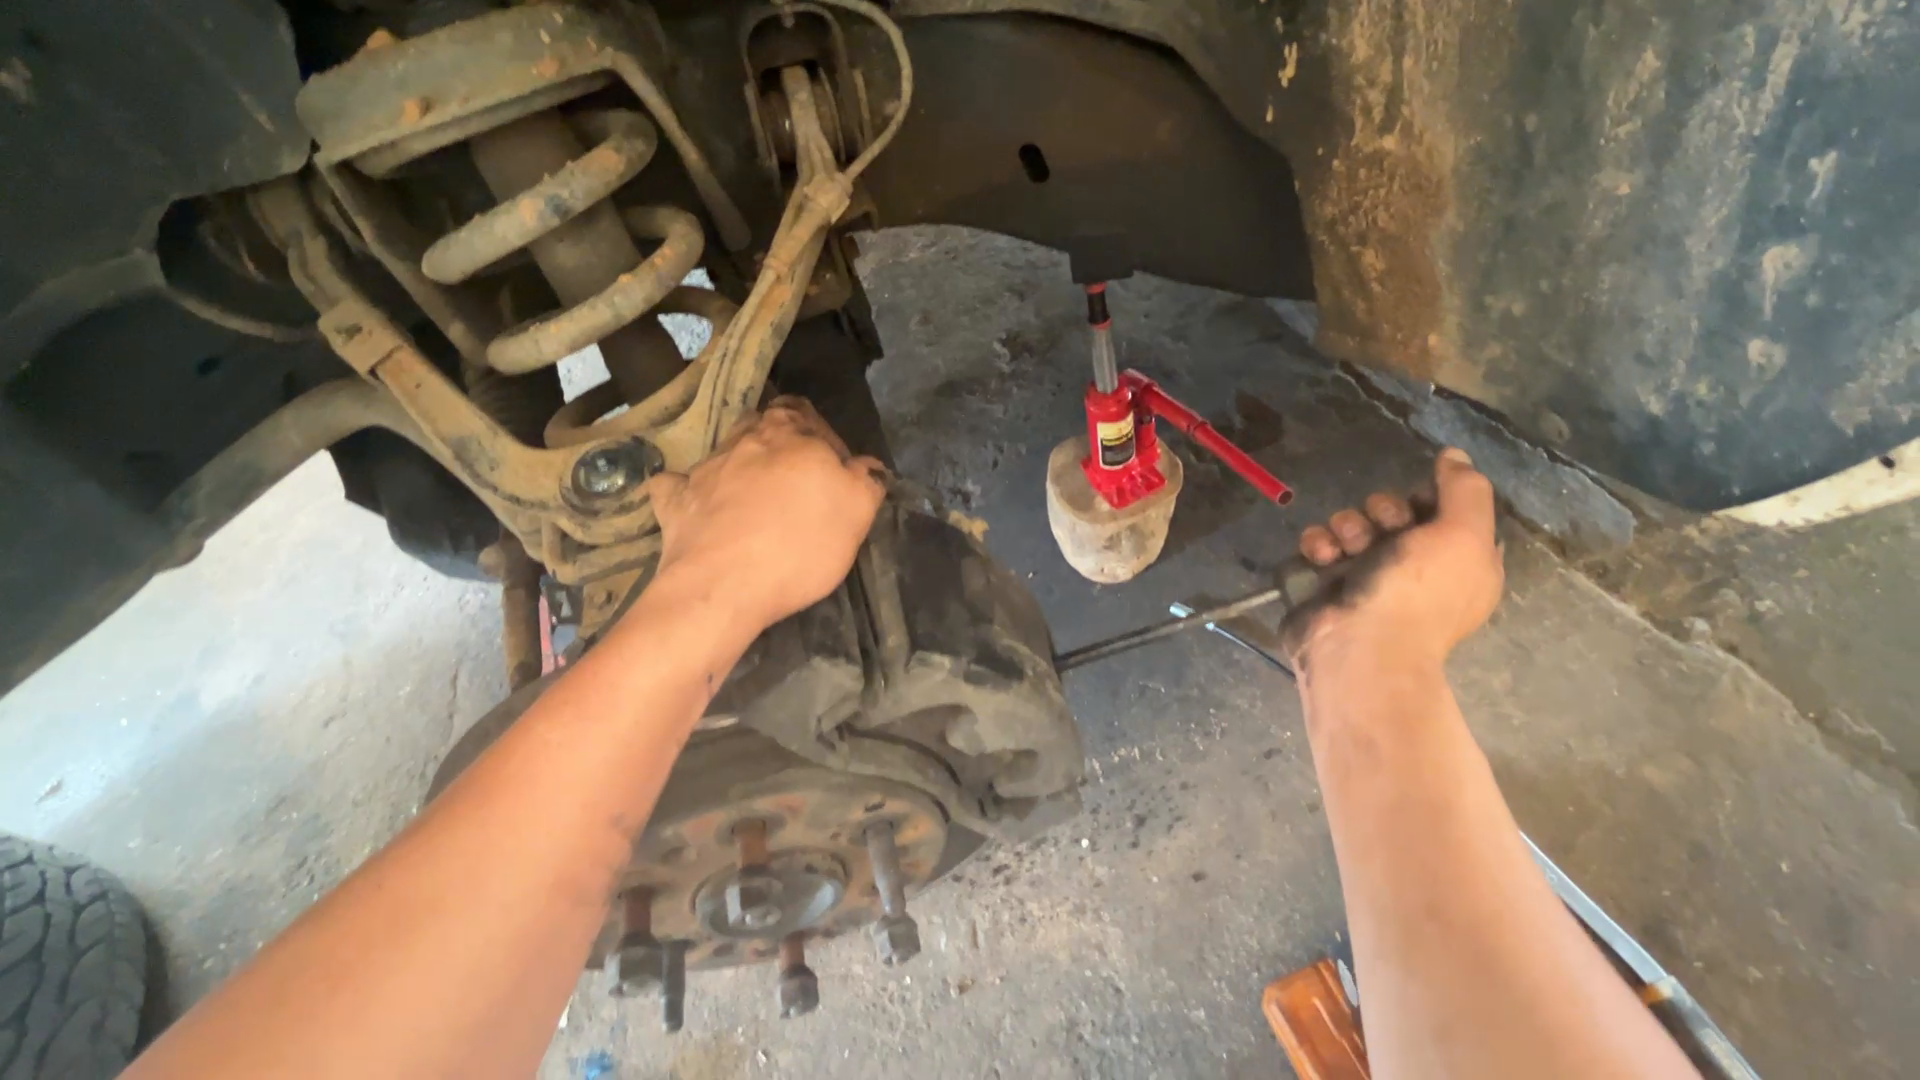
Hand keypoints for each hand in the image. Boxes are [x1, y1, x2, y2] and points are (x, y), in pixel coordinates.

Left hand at [642, 398, 886, 631]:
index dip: (819, 434)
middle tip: (795, 481)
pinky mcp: (674, 501)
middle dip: (778, 445)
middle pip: (762, 426)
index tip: (832, 467)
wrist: (725, 585)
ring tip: (753, 499)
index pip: (804, 412)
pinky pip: (676, 485)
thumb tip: (866, 465)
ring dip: (739, 466)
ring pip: (724, 452)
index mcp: (790, 433)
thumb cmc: (799, 545)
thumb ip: (865, 480)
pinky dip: (687, 491)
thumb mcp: (856, 512)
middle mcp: (743, 439)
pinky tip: (695, 505)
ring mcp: (704, 468)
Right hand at [1279, 448, 1503, 670]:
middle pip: (1394, 513)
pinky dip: (1318, 544)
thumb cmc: (1419, 591)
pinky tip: (1321, 556)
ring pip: (1354, 524)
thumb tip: (1455, 455)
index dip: (1428, 499)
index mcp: (1459, 561)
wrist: (1359, 647)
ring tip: (1346, 548)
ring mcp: (1369, 577)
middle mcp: (1416, 568)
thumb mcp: (1463, 534)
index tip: (1419, 504)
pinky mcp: (1327, 583)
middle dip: (1382, 512)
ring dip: (1347, 526)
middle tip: (1382, 530)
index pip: (1443, 510)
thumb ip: (1465, 489)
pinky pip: (1321, 545)